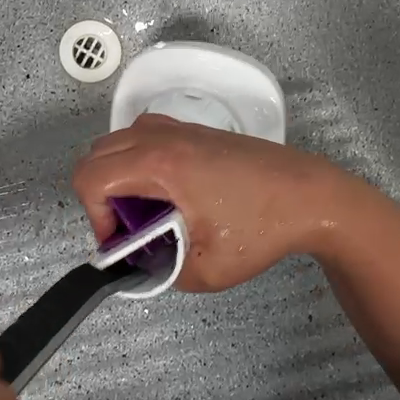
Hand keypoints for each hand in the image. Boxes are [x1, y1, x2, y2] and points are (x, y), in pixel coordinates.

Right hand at [71, 113, 368, 291]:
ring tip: (147, 211)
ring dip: (117, 176)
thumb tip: (139, 264)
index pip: (90, 177)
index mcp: (159, 164)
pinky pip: (142, 137)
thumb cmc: (260, 228)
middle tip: (131, 230)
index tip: (124, 243)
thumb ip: (161, 271)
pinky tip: (167, 192)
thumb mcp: (207, 270)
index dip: (95, 217)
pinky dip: (136, 162)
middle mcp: (161, 137)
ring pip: (116, 142)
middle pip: (96, 155)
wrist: (310, 195)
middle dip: (101, 198)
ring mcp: (177, 128)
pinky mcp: (193, 131)